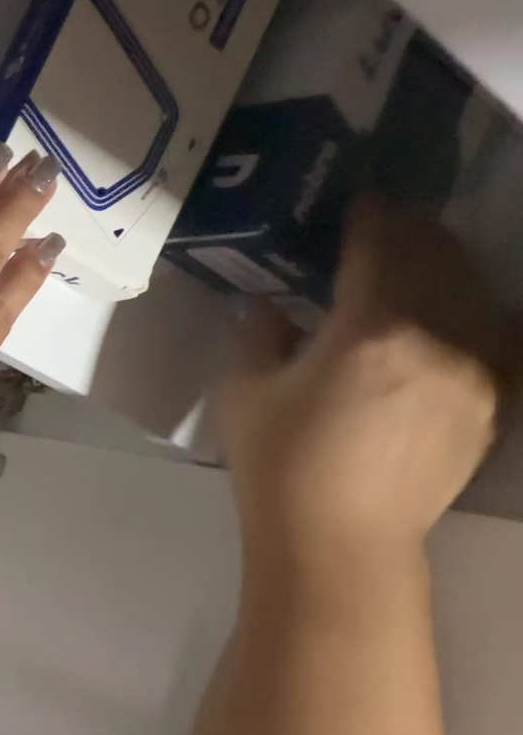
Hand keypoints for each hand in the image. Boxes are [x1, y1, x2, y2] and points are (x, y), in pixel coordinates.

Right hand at [217, 202, 502, 557]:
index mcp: (369, 331)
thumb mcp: (244, 393)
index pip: (379, 251)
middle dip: (414, 233)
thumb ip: (260, 337)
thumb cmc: (276, 461)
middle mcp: (439, 338)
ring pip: (472, 293)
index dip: (370, 219)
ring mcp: (477, 369)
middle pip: (438, 262)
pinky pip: (487, 333)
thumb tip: (270, 307)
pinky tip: (444, 308)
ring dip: (446, 265)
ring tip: (418, 253)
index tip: (360, 199)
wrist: (339, 535)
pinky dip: (465, 307)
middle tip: (389, 216)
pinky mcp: (491, 399)